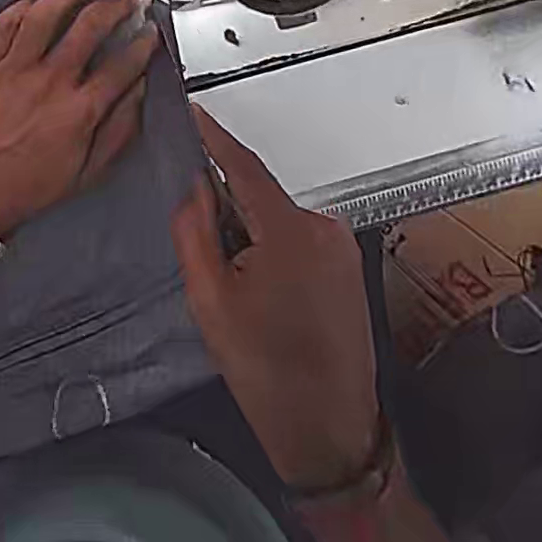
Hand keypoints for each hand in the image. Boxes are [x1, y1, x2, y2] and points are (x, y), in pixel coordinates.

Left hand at [0, 0, 160, 289]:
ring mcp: (15, 69)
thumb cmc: (28, 185)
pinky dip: (25, 5)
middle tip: (128, 0)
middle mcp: (49, 83)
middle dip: (118, 4)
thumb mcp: (89, 172)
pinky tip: (40, 6)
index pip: (123, 62)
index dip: (144, 42)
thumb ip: (121, 129)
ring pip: (47, 11)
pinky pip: (6, 20)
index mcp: (78, 112)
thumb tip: (141, 91)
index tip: (151, 33)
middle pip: (91, 23)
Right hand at [171, 105, 381, 493]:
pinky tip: (263, 291)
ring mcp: (340, 247)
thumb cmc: (266, 370)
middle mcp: (323, 229)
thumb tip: (194, 187)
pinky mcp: (347, 265)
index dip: (214, 135)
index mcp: (288, 231)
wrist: (329, 430)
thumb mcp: (209, 298)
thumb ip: (194, 231)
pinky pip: (298, 235)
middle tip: (207, 249)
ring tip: (238, 286)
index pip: (242, 165)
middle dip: (227, 208)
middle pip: (259, 194)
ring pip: (277, 217)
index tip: (193, 110)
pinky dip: (272, 245)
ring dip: (250, 232)